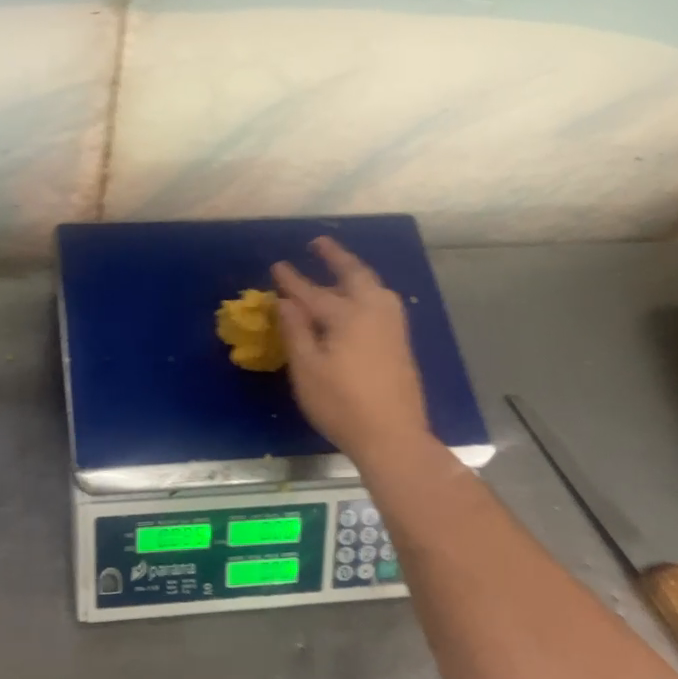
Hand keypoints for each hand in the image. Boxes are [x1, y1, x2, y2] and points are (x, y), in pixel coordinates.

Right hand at [272, 237, 435, 466]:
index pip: (312, 292)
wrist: (392, 435)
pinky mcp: (400, 342)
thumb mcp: (307, 370)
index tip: (277, 265)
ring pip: (373, 287)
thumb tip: (286, 302)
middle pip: (354, 275)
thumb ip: (296, 331)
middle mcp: (374, 311)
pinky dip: (366, 290)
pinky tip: (360, 300)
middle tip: (318, 243)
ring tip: (341, 268)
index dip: (292, 279)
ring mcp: (392, 326)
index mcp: (347, 315)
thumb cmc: (341, 405)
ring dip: (355, 272)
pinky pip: (381, 301)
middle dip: (335, 257)